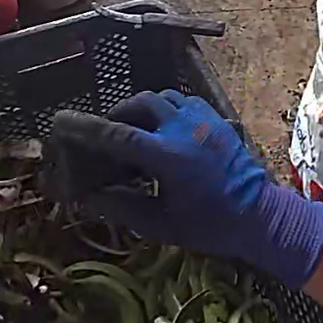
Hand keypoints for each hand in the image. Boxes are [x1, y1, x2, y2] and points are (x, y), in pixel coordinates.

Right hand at [48, 91, 322, 287]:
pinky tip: (165, 127)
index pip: (117, 135)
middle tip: (107, 131)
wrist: (259, 216)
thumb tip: (87, 197)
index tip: (62, 120)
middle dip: (119, 114)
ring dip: (144, 108)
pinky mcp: (217, 118)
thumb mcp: (160, 224)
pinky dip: (168, 108)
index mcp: (167, 156)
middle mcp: (183, 129)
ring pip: (164, 97)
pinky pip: (184, 100)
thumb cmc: (209, 225)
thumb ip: (121, 207)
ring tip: (135, 128)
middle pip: (140, 104)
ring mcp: (203, 119)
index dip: (86, 128)